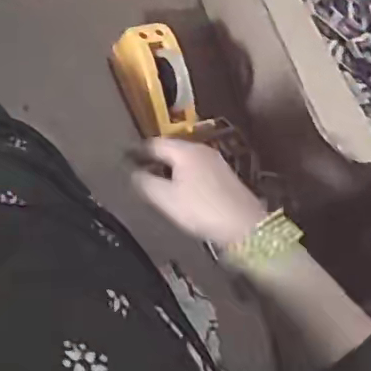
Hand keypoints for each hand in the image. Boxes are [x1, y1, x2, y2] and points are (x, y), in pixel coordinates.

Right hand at [130, 138, 270, 246]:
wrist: (246, 226)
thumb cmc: (202, 210)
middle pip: (170, 149)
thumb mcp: (166, 198)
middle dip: (153, 159)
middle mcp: (201, 149)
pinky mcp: (225, 175)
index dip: (137, 151)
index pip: (153, 143)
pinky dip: (183, 174)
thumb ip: (144, 182)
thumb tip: (132, 172)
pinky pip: (196, 168)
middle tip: (138, 170)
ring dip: (169, 168)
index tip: (124, 159)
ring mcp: (216, 161)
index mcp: (184, 150)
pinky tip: (181, 190)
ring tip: (156, 182)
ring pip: (184, 159)